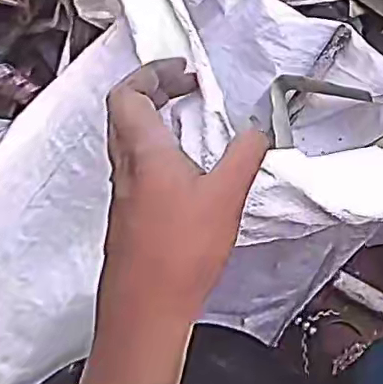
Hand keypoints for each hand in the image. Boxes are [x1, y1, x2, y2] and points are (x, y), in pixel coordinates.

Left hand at [101, 59, 268, 322]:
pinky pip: (137, 162)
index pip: (127, 97)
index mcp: (145, 156)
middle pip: (124, 113)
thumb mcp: (228, 194)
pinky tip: (188, 161)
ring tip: (191, 115)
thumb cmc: (180, 254)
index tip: (182, 68)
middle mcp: (126, 170)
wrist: (145, 314)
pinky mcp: (129, 216)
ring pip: (128, 138)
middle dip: (155, 88)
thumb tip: (259, 129)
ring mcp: (123, 195)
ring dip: (156, 116)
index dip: (151, 73)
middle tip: (189, 84)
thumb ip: (247, 152)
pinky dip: (159, 144)